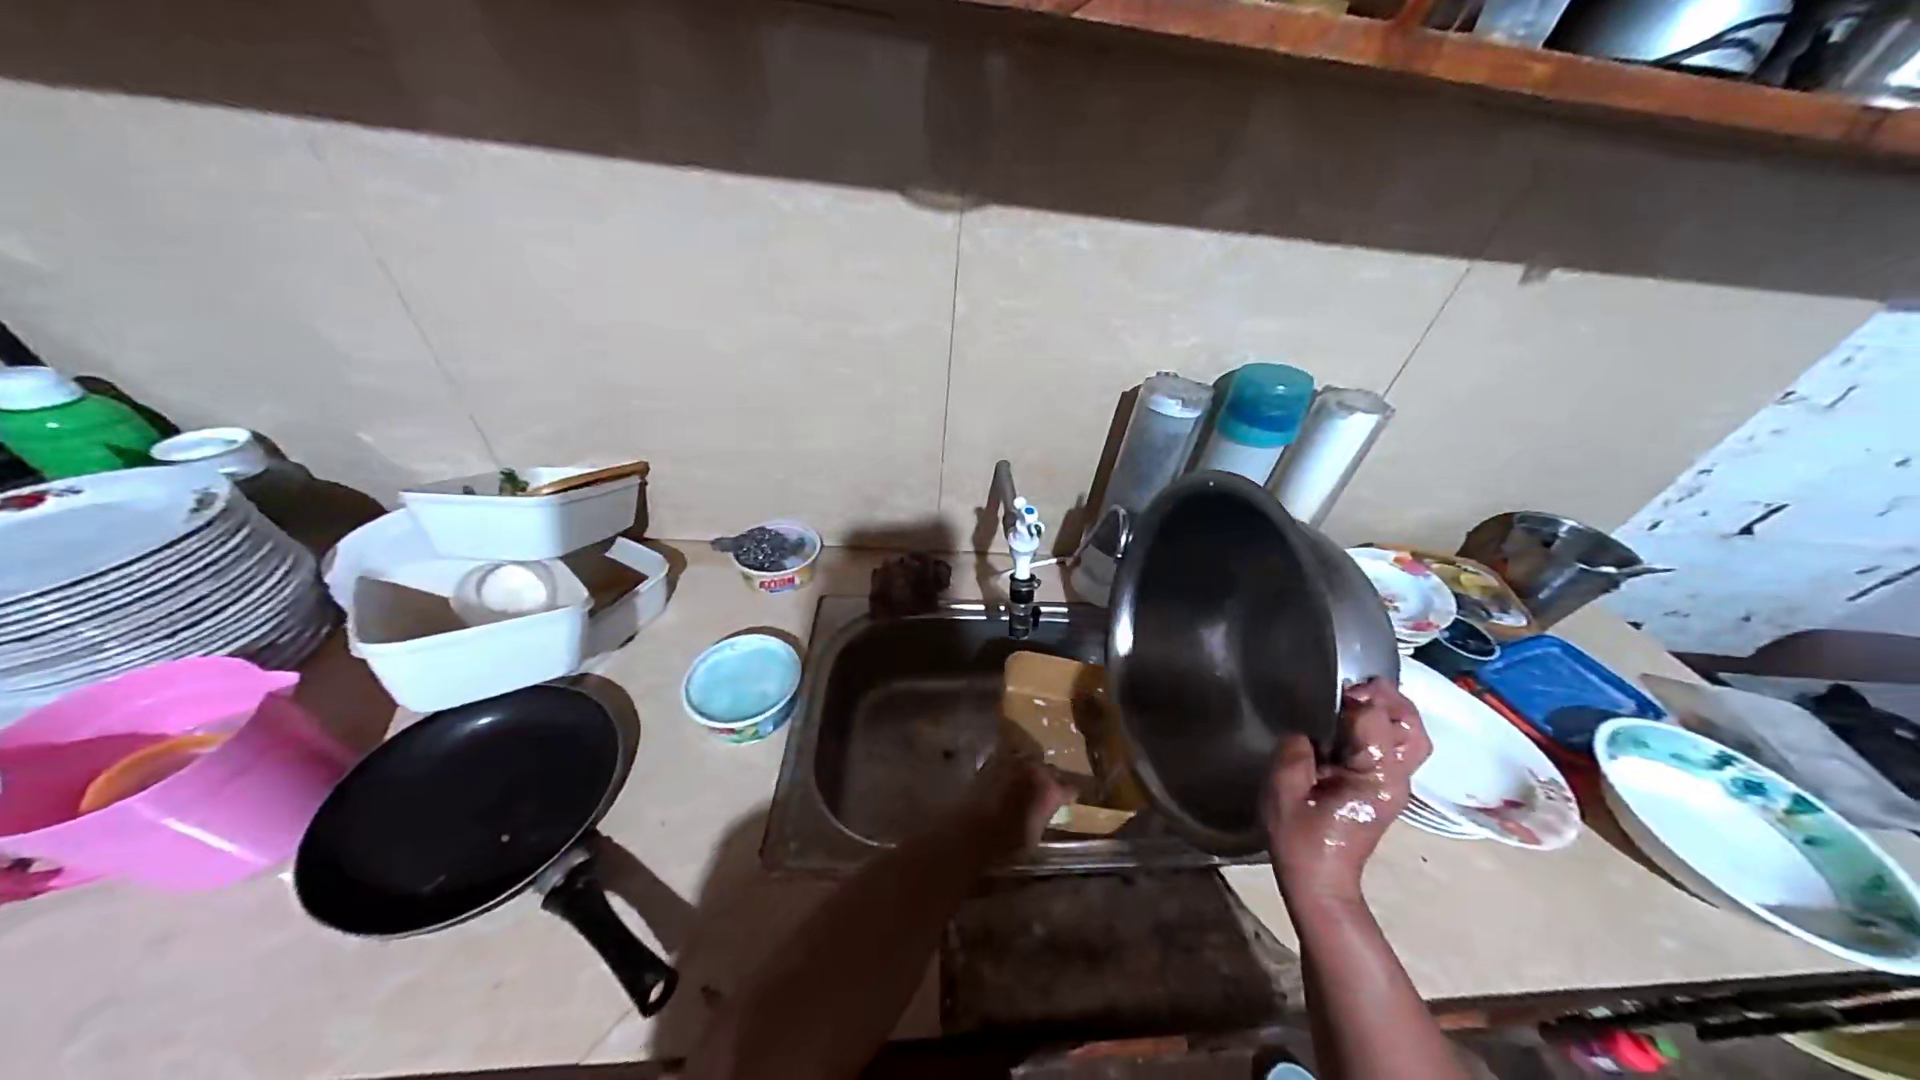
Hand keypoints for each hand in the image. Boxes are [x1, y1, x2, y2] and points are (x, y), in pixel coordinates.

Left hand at [962, 753, 1075, 851]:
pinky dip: (1012, 764)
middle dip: (1052, 779)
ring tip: (1029, 779)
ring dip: (1032, 767)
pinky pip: (1009, 757)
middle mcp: (1035, 770)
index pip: (1071, 788)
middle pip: (1051, 770)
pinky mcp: (992, 762)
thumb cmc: (1005, 843)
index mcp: (1051, 790)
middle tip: (1048, 791)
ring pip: (1031, 758)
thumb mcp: (1033, 837)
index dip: (1070, 796)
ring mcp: (1013, 762)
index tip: (1069, 801)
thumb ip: (1044, 818)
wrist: (968, 831)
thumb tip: (1046, 812)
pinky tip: (1009, 774)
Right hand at [1261, 677, 1431, 903]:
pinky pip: (1399, 748)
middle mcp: (1396, 779)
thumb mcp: (1284, 788)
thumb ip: (1296, 749)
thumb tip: (1307, 729)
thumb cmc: (1299, 837)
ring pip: (1413, 738)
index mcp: (1375, 777)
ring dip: (1393, 712)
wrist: (1319, 880)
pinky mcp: (1387, 788)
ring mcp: (1396, 785)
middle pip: (1412, 728)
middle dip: (1389, 700)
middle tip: (1357, 685)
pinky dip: (1386, 727)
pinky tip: (1357, 720)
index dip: (1355, 700)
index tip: (1331, 693)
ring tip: (1360, 697)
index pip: (1377, 722)